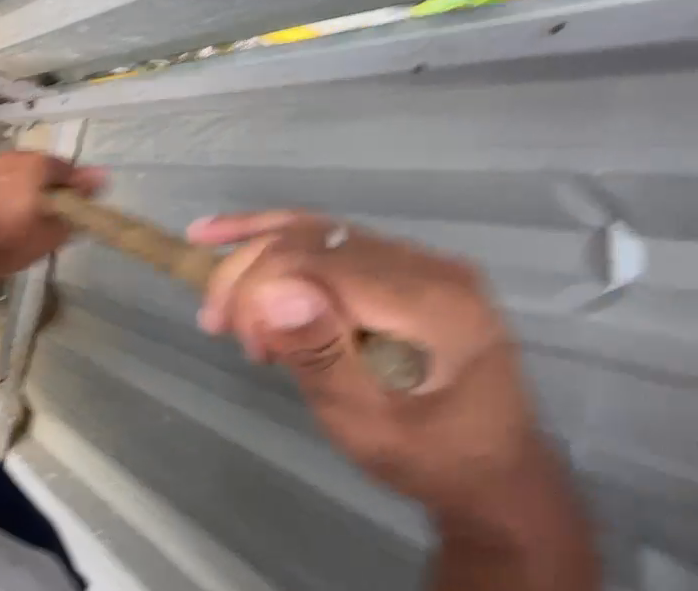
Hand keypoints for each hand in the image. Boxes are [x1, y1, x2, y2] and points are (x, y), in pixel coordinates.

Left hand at [0, 152, 104, 275]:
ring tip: (17, 209)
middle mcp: (7, 157)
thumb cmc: (13, 240)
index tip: (78, 200)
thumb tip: (101, 176)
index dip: (74, 184)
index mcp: (35, 164)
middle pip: (33, 166)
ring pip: (7, 170)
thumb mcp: (55, 230)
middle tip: (46, 207)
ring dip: (15, 183)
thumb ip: (78, 200)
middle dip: (42, 182)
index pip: (65, 168)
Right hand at [190, 211, 557, 520]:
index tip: (231, 335)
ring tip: (216, 301)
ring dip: (249, 261)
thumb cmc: (428, 459)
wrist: (492, 476)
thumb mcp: (368, 423)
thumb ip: (322, 354)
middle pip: (306, 241)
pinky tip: (219, 233)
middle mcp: (429, 268)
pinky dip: (269, 239)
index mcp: (432, 304)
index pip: (313, 261)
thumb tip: (275, 292)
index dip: (255, 288)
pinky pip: (323, 238)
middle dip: (247, 277)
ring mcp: (418, 261)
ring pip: (306, 232)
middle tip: (218, 324)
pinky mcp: (402, 266)